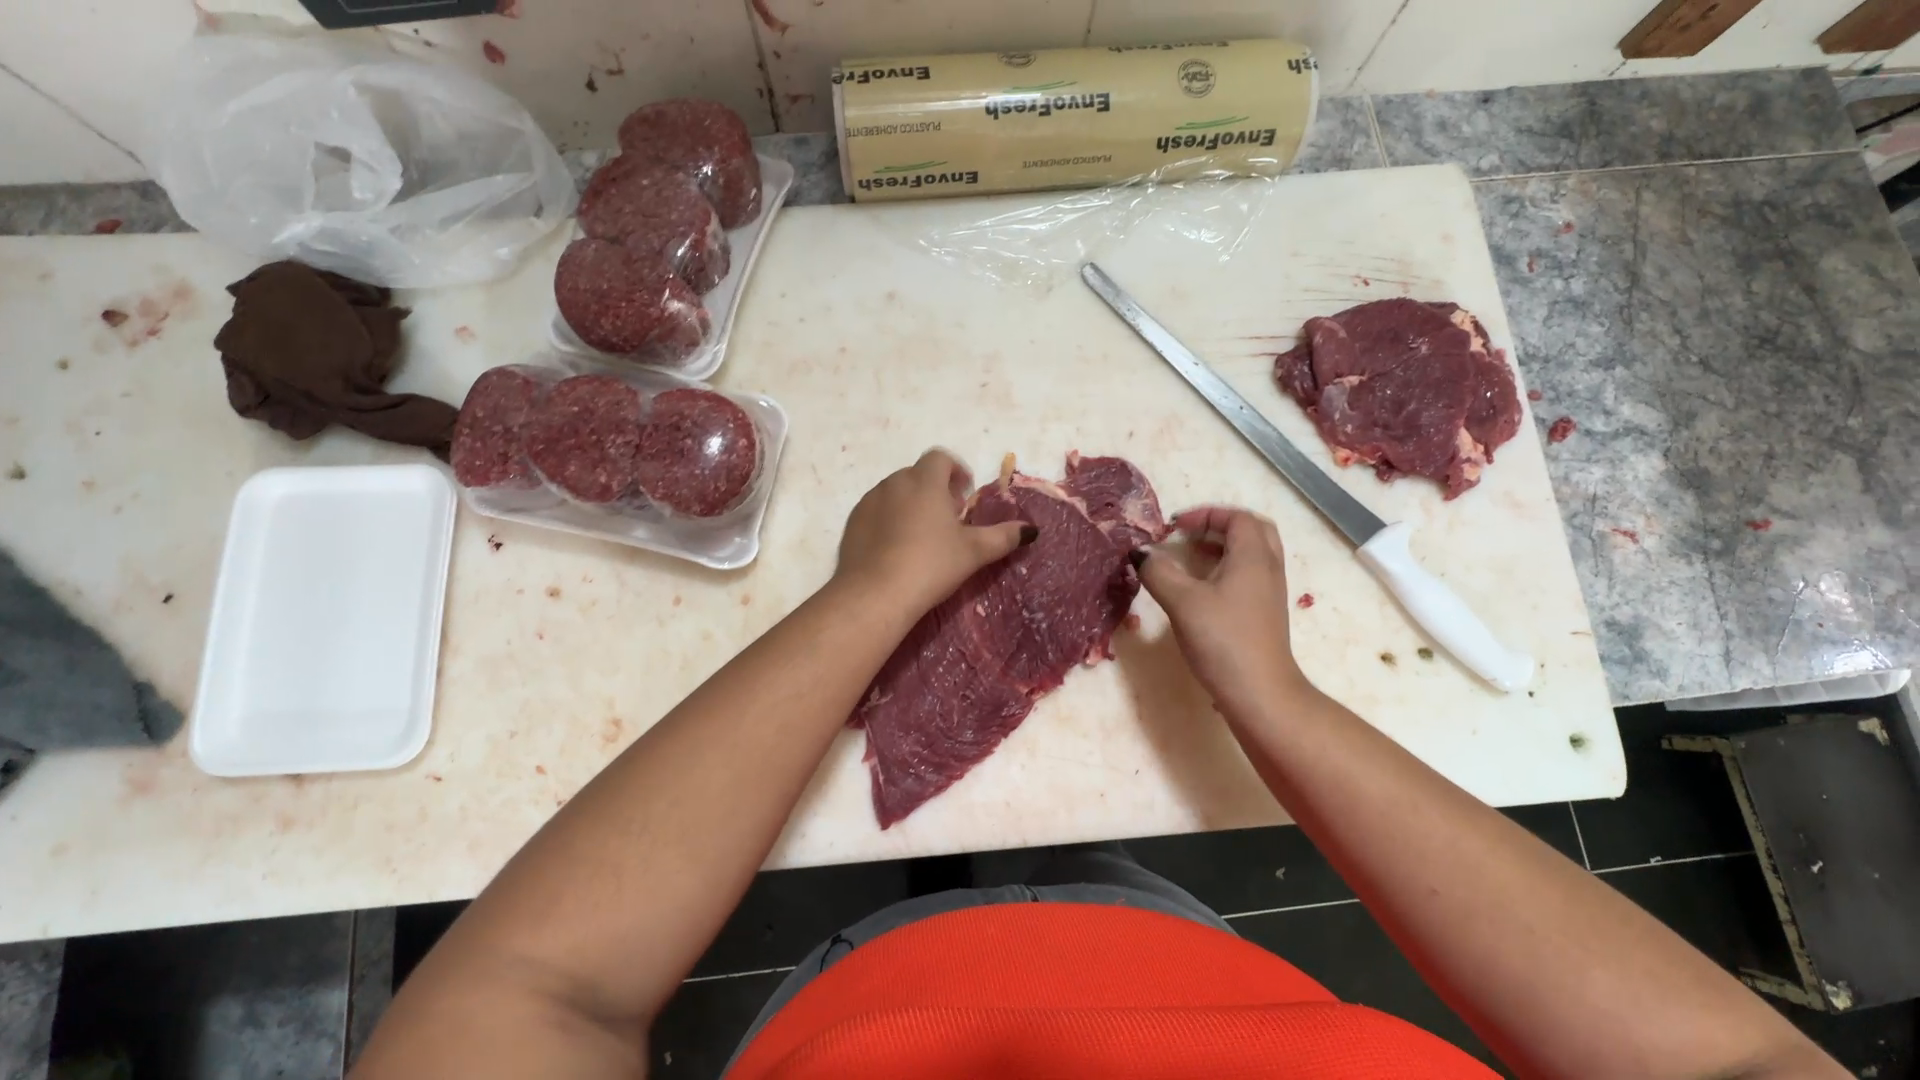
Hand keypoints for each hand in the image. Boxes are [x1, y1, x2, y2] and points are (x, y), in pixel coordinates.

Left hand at [834, 449, 1034, 615]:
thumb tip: (1031, 530)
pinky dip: (888, 521)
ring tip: (922, 536)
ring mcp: (868, 502)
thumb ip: (1004, 537)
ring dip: (910, 504)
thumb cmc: (931, 565)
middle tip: (948, 519)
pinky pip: (875, 512)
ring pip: (894, 493)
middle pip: (917, 474)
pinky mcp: (852, 524)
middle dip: (934, 489)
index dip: (955, 471)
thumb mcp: (974, 552)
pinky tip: (897, 550)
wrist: (875, 594)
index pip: (940, 458)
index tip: (964, 494)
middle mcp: (894, 483)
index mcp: (925, 481)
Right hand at [1137, 506, 1313, 711]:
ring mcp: (1269, 593)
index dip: (1206, 514)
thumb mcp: (1182, 602)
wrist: (1259, 693)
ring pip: (1252, 554)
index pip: (1238, 517)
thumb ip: (1159, 572)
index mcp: (1253, 557)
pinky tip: (1201, 590)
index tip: (1174, 527)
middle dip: (1219, 526)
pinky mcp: (1264, 615)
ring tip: (1191, 557)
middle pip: (1252, 530)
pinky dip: (1226, 569)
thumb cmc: (1223, 640)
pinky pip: (1249, 576)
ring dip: (1223, 548)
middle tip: (1190, 535)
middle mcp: (1267, 568)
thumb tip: (1140, 553)